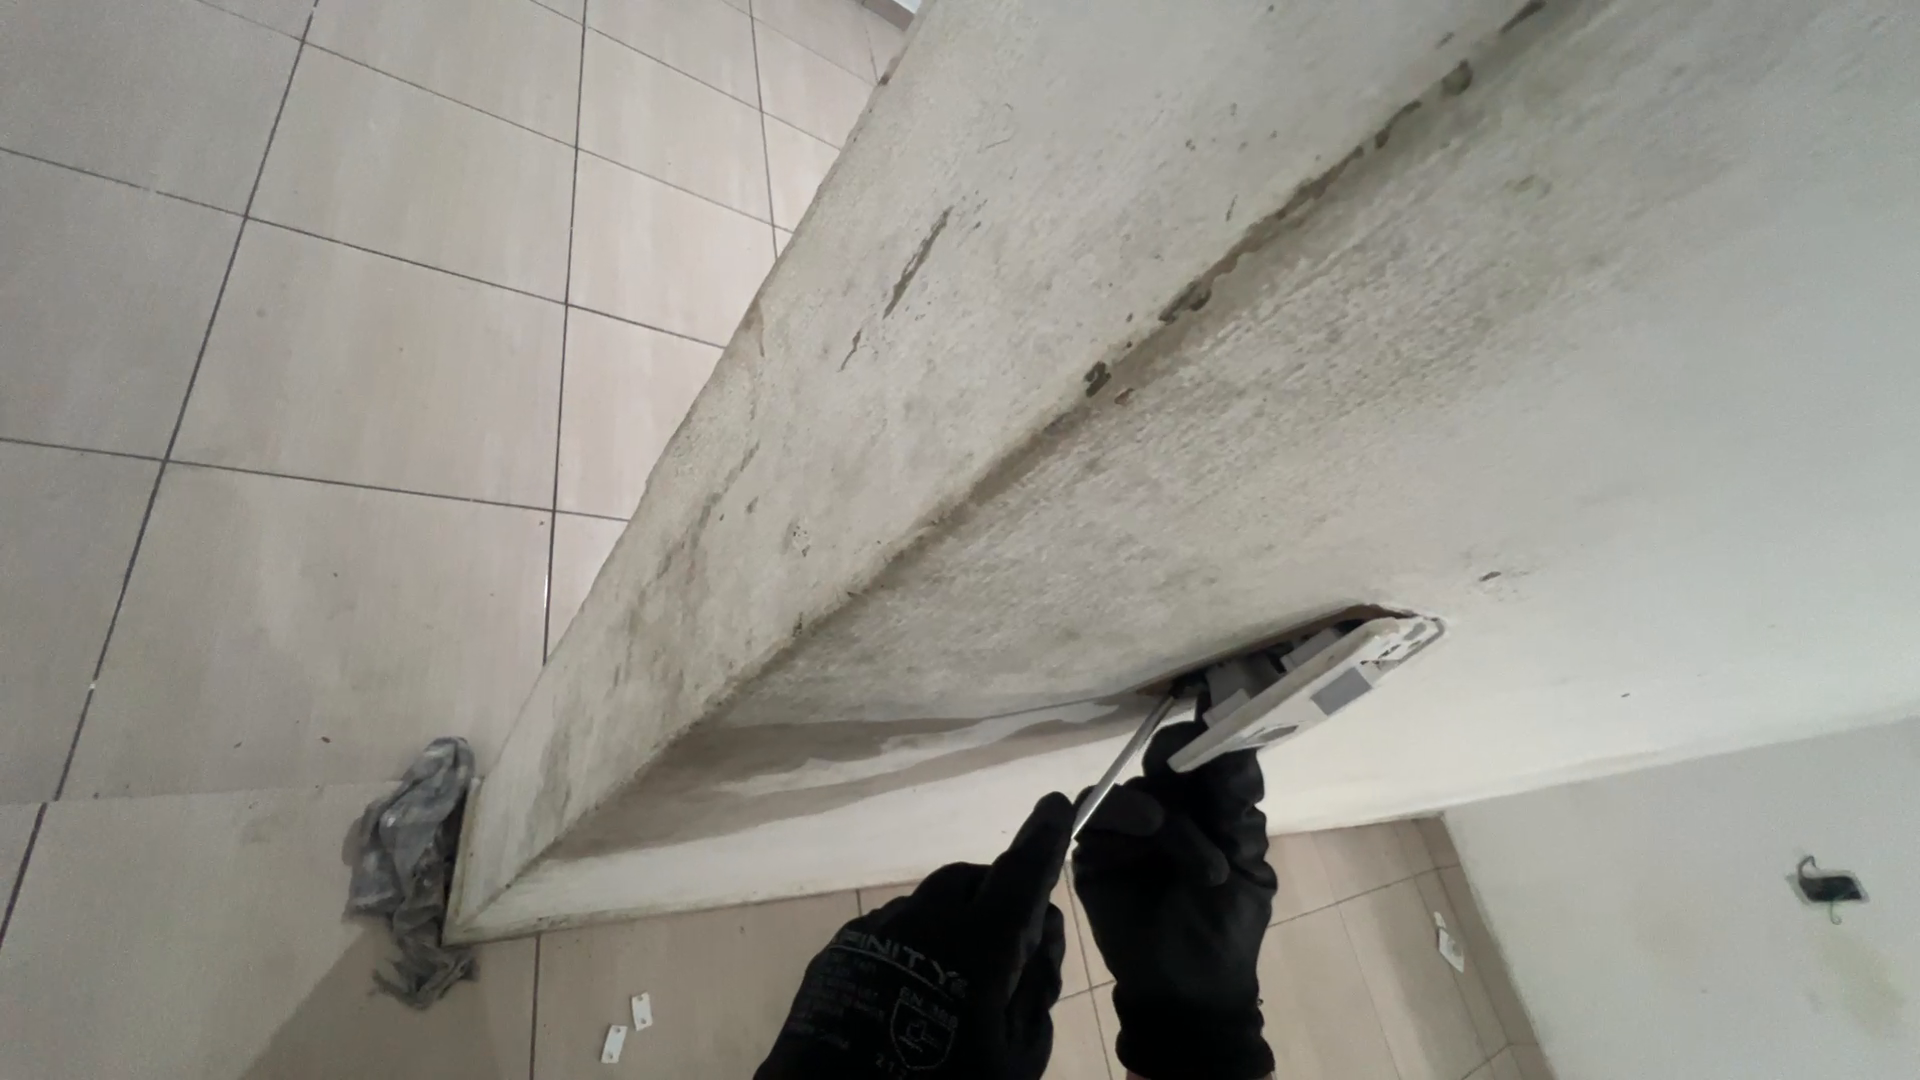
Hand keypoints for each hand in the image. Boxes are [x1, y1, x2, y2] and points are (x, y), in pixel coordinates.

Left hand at [755, 793, 1073, 1079]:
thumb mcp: (1015, 1059)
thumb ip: (1037, 985)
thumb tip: (1044, 928)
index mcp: (978, 943)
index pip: (1021, 874)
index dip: (1043, 839)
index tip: (1056, 802)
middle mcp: (928, 917)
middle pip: (971, 879)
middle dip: (993, 897)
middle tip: (1002, 949)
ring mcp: (882, 926)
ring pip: (930, 901)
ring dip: (950, 922)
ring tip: (949, 982)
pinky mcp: (845, 944)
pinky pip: (894, 924)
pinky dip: (915, 940)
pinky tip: (906, 992)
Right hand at [1073, 720, 1276, 1079]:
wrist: (1185, 988)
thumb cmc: (1225, 926)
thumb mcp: (1245, 866)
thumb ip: (1234, 808)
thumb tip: (1237, 744)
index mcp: (1208, 804)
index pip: (1206, 752)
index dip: (1209, 730)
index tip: (1213, 702)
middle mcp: (1167, 802)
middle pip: (1164, 755)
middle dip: (1175, 754)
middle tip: (1180, 758)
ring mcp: (1127, 823)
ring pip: (1131, 785)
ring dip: (1154, 813)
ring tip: (1169, 839)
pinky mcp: (1094, 843)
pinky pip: (1092, 811)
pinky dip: (1112, 817)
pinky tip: (1131, 838)